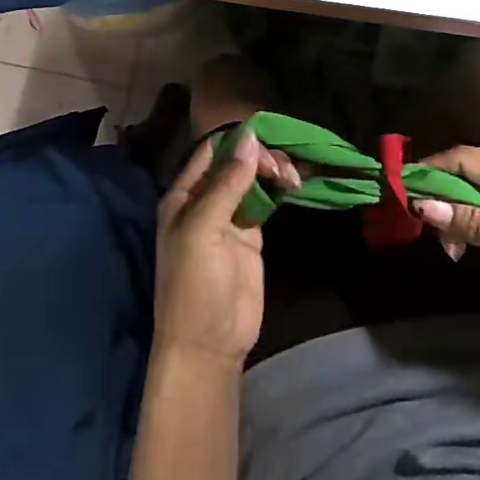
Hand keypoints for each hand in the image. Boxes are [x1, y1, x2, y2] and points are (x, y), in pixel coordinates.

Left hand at [151, 126, 298, 367]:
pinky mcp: (251, 234)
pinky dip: (281, 189)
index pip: (211, 152)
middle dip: (261, 156)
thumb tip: (250, 137)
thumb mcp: (203, 230)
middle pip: (236, 163)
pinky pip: (266, 201)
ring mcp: (230, 218)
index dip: (237, 140)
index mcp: (184, 196)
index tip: (268, 135)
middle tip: (283, 169)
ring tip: (293, 177)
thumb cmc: (194, 285)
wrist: (208, 344)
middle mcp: (205, 201)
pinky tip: (296, 184)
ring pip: (254, 180)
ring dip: (274, 171)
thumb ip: (227, 183)